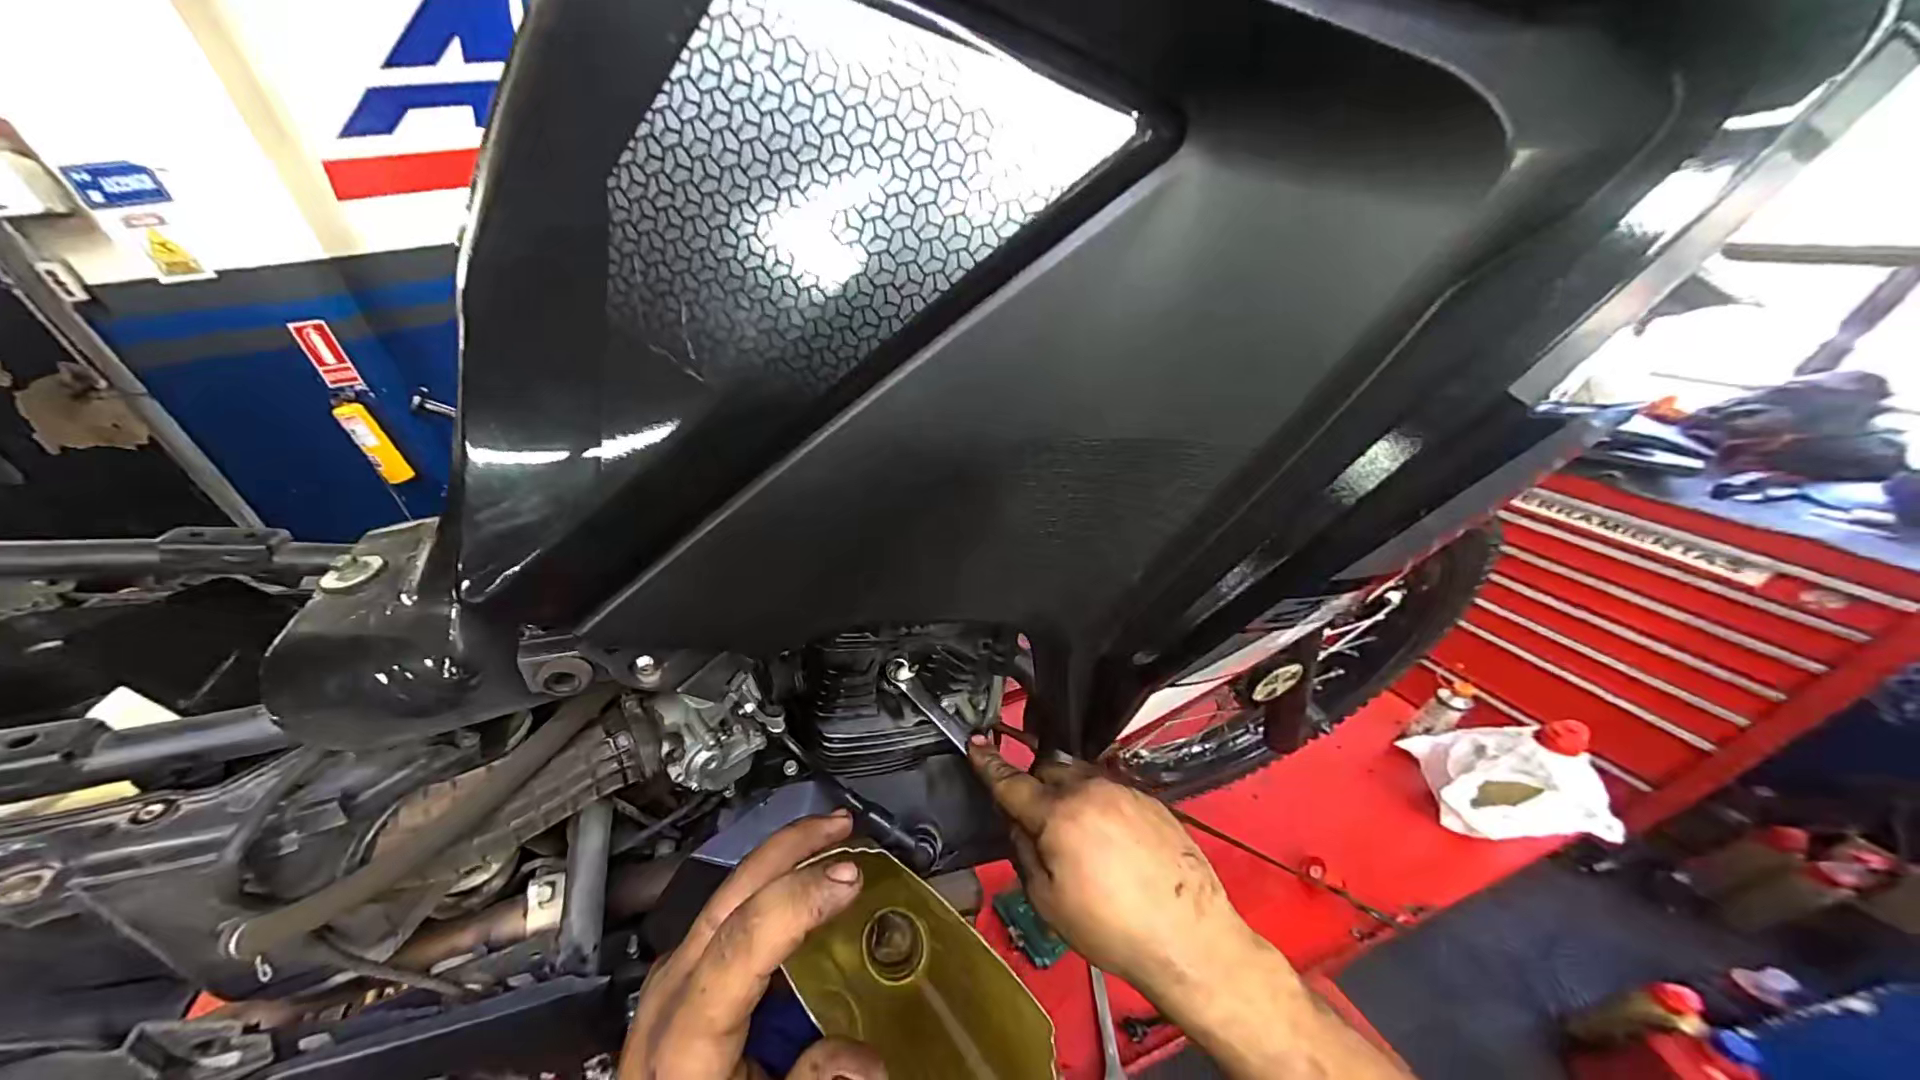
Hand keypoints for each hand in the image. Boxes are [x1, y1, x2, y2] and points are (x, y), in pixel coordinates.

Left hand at [617, 811, 887, 1079]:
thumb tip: (869, 1063)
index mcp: (681, 1038)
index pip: (739, 945)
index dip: (797, 902)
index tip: (851, 878)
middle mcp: (672, 990)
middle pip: (732, 895)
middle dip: (791, 848)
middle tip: (843, 826)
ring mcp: (673, 970)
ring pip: (729, 889)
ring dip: (783, 854)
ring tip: (829, 833)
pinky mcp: (681, 966)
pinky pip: (729, 904)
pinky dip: (770, 878)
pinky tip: (799, 874)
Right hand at [965, 736, 1254, 995]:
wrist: (1188, 940)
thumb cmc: (1118, 929)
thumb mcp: (1047, 901)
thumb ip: (1024, 852)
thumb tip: (1018, 827)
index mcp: (1059, 815)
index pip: (1011, 781)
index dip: (988, 763)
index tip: (977, 746)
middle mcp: (1092, 791)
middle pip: (1047, 770)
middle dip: (1036, 788)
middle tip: (1038, 824)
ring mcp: (1124, 792)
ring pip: (1081, 779)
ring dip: (1069, 798)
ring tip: (1081, 845)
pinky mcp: (1150, 801)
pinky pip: (1111, 792)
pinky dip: (1101, 809)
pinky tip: (1112, 848)